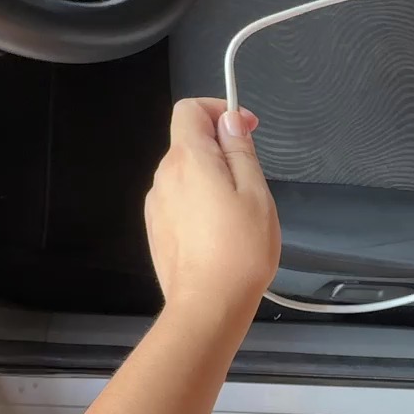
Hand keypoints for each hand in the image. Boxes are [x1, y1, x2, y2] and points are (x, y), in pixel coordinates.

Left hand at [145, 97, 280, 319]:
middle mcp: (165, 177)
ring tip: (239, 215)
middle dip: (221, 150)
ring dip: (211, 181)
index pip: (190, 109)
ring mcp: (157, 204)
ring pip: (186, 175)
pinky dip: (200, 206)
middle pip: (189, 143)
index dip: (219, 110)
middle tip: (251, 180)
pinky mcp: (158, 229)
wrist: (209, 304)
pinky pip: (180, 203)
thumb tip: (231, 122)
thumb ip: (241, 151)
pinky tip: (221, 234)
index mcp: (189, 160)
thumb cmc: (239, 253)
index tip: (245, 128)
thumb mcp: (256, 194)